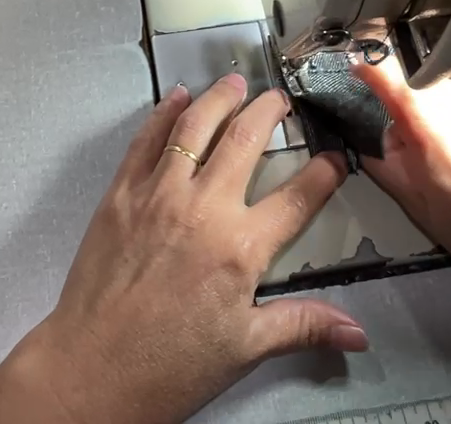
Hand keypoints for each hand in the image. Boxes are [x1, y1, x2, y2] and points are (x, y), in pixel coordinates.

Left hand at [0, 75, 363, 423]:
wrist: (93, 367)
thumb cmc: (171, 364)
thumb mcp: (245, 347)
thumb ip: (302, 325)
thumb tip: (357, 333)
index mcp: (241, 247)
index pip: (297, 198)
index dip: (323, 173)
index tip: (334, 156)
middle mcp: (204, 207)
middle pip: (245, 141)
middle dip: (268, 111)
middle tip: (280, 98)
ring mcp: (159, 193)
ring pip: (194, 127)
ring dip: (218, 98)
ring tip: (235, 82)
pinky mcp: (122, 191)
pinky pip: (146, 140)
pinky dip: (163, 113)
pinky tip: (176, 97)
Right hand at [355, 56, 450, 323]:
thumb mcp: (432, 222)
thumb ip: (393, 170)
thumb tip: (366, 127)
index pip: (408, 97)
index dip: (379, 73)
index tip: (361, 65)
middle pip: (433, 80)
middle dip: (411, 83)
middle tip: (406, 103)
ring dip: (442, 85)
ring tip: (448, 114)